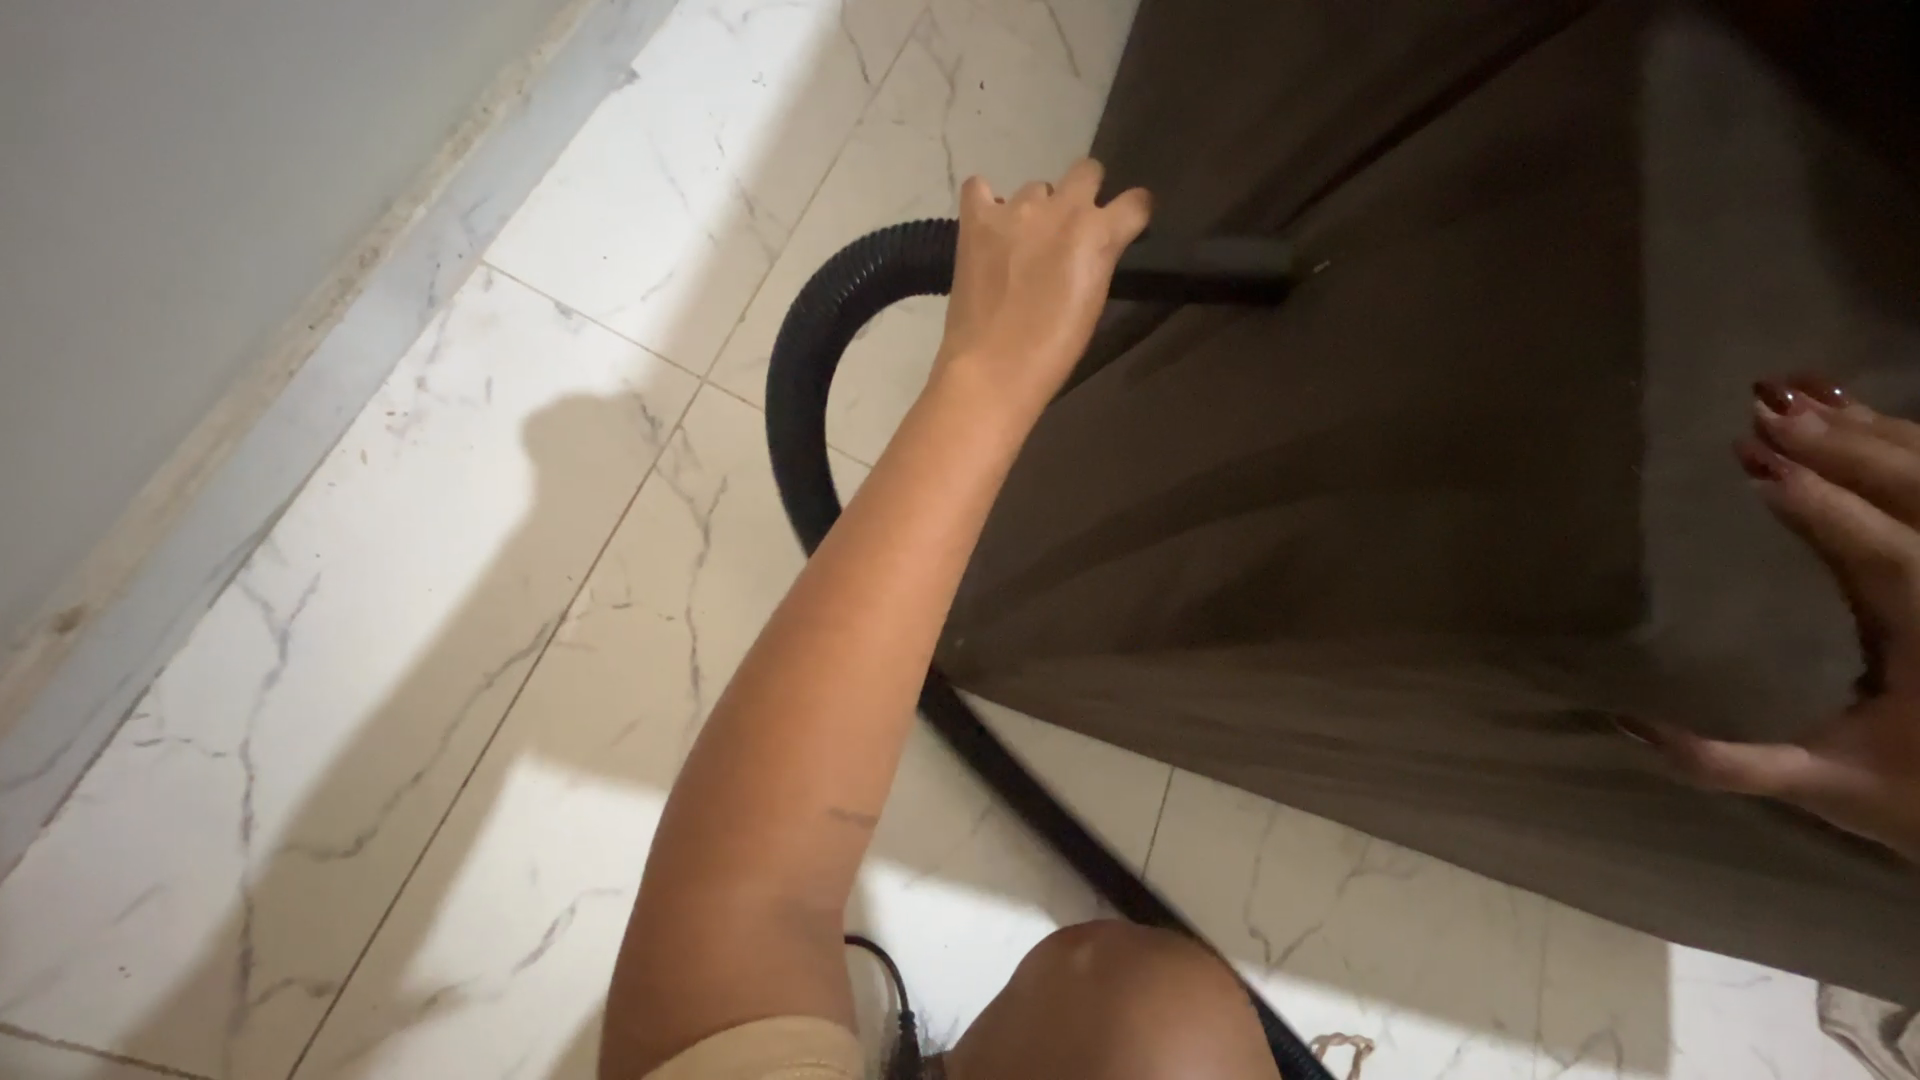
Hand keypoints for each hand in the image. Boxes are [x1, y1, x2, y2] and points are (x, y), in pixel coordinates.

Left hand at [933, 158, 1150, 426]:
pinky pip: (979, 187)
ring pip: (1035, 187)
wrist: (992, 370)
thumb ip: (1099, 261)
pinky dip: (985, 202)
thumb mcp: (1093, 303)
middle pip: (1086, 171)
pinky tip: (987, 226)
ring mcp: (1015, 210)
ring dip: (1034, 209)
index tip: (1125, 227)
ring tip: (1021, 244)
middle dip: (1084, 195)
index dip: (1133, 214)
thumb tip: (1093, 246)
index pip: (1136, 201)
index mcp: (1098, 233)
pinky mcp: (976, 221)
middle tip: (1069, 231)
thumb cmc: (1051, 351)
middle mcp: (1061, 208)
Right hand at [1626, 374, 1919, 860]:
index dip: (1826, 511)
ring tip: (1795, 399)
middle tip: (1764, 414)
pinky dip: (1905, 447)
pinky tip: (1860, 420)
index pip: (1887, 559)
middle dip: (1843, 452)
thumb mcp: (1829, 790)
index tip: (1758, 467)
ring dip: (1873, 437)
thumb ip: (1729, 764)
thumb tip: (1626, 723)